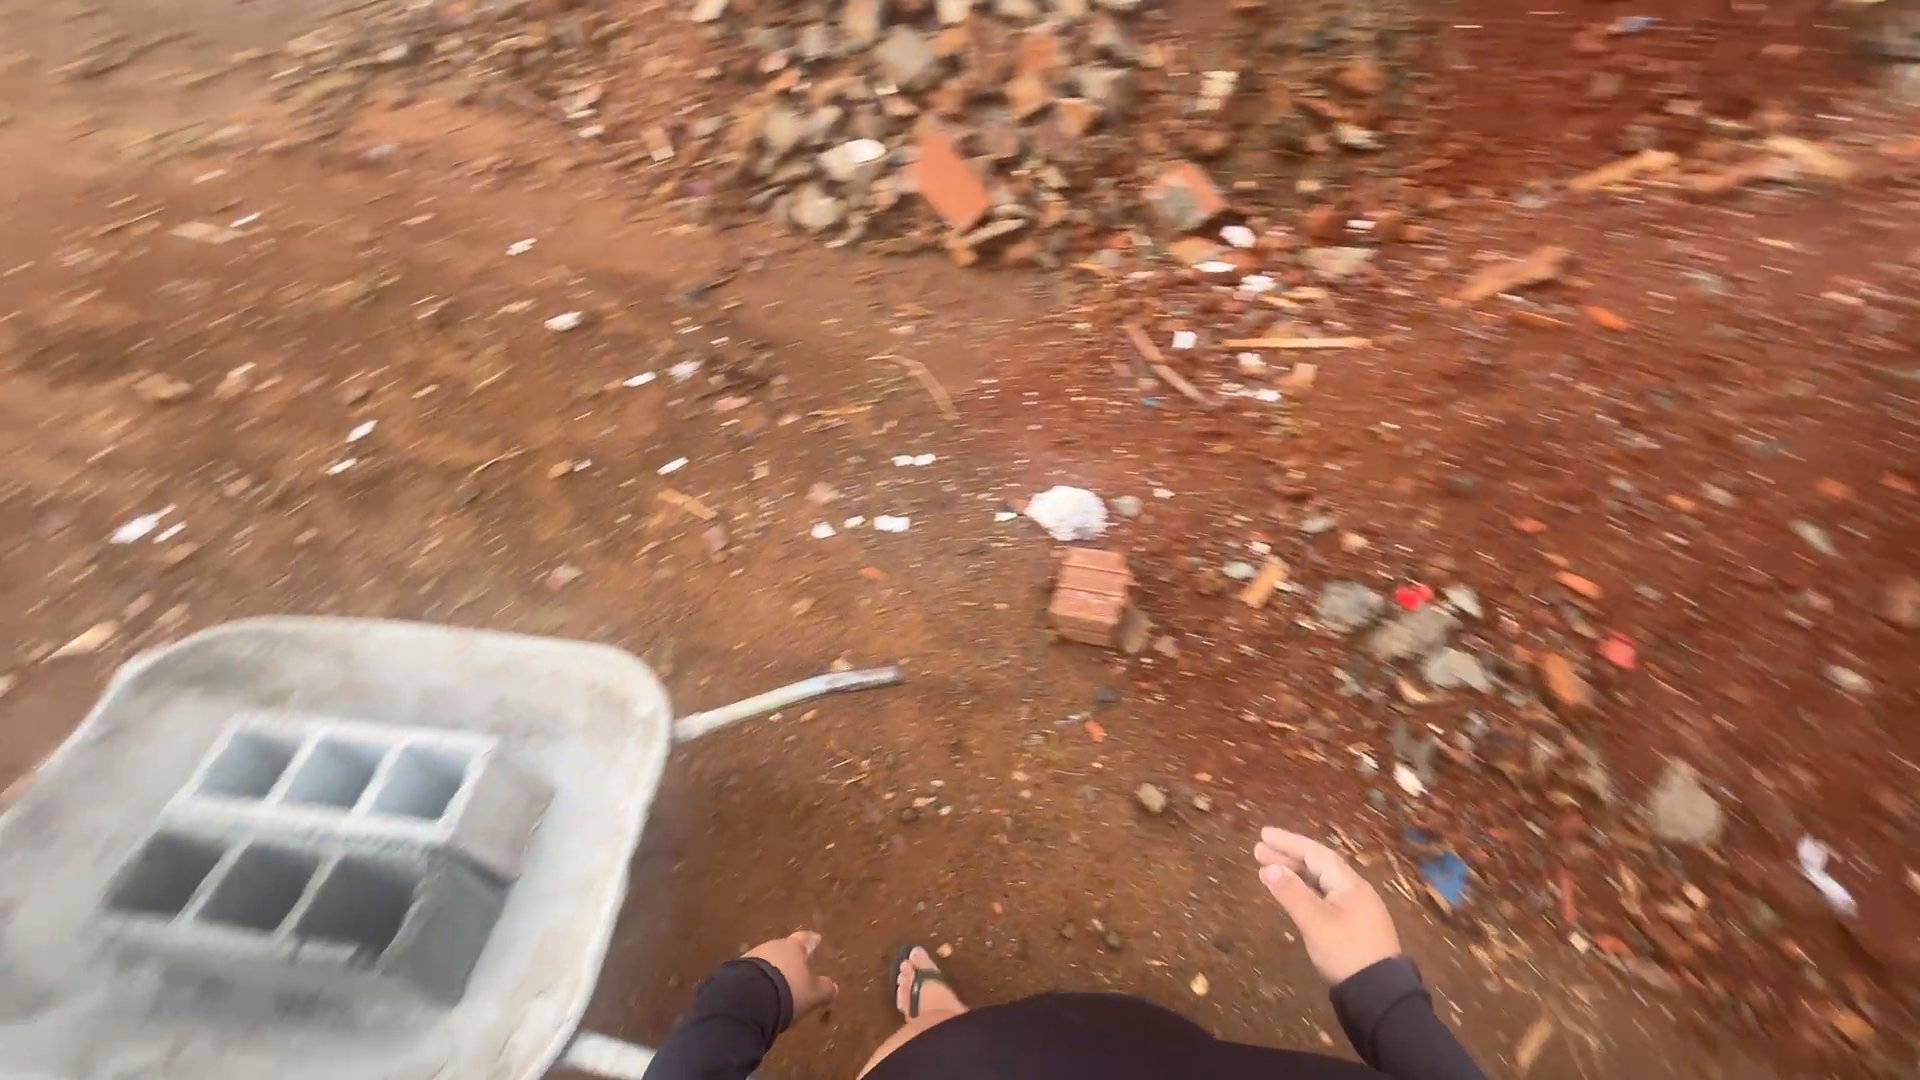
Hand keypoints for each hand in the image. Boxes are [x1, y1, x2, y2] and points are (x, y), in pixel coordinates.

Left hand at [745, 931, 838, 1017]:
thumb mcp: (812, 994)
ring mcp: (752, 957)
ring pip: (766, 961)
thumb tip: (834, 987)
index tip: (816, 940)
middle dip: (789, 957)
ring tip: (775, 985)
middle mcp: (773, 946)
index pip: (805, 939)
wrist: (747, 1000)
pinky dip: (757, 981)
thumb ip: (824, 989)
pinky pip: (751, 974)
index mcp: (794, 947)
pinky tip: (758, 993)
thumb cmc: (787, 992)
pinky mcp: (735, 972)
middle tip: (795, 966)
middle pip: (784, 949)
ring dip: (771, 970)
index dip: (811, 941)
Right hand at [1254, 827, 1401, 984]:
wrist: (1381, 997)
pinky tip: (1291, 894)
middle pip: (1318, 865)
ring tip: (1267, 869)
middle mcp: (1354, 891)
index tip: (1263, 834)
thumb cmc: (1347, 953)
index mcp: (1349, 884)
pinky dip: (1304, 889)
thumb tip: (1269, 867)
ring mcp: (1355, 909)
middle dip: (1288, 856)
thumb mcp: (1315, 923)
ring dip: (1294, 873)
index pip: (1315, 854)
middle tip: (1258, 851)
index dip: (1288, 842)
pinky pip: (1324, 896)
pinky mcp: (1353, 925)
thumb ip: (1292, 893)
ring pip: (1321, 881)